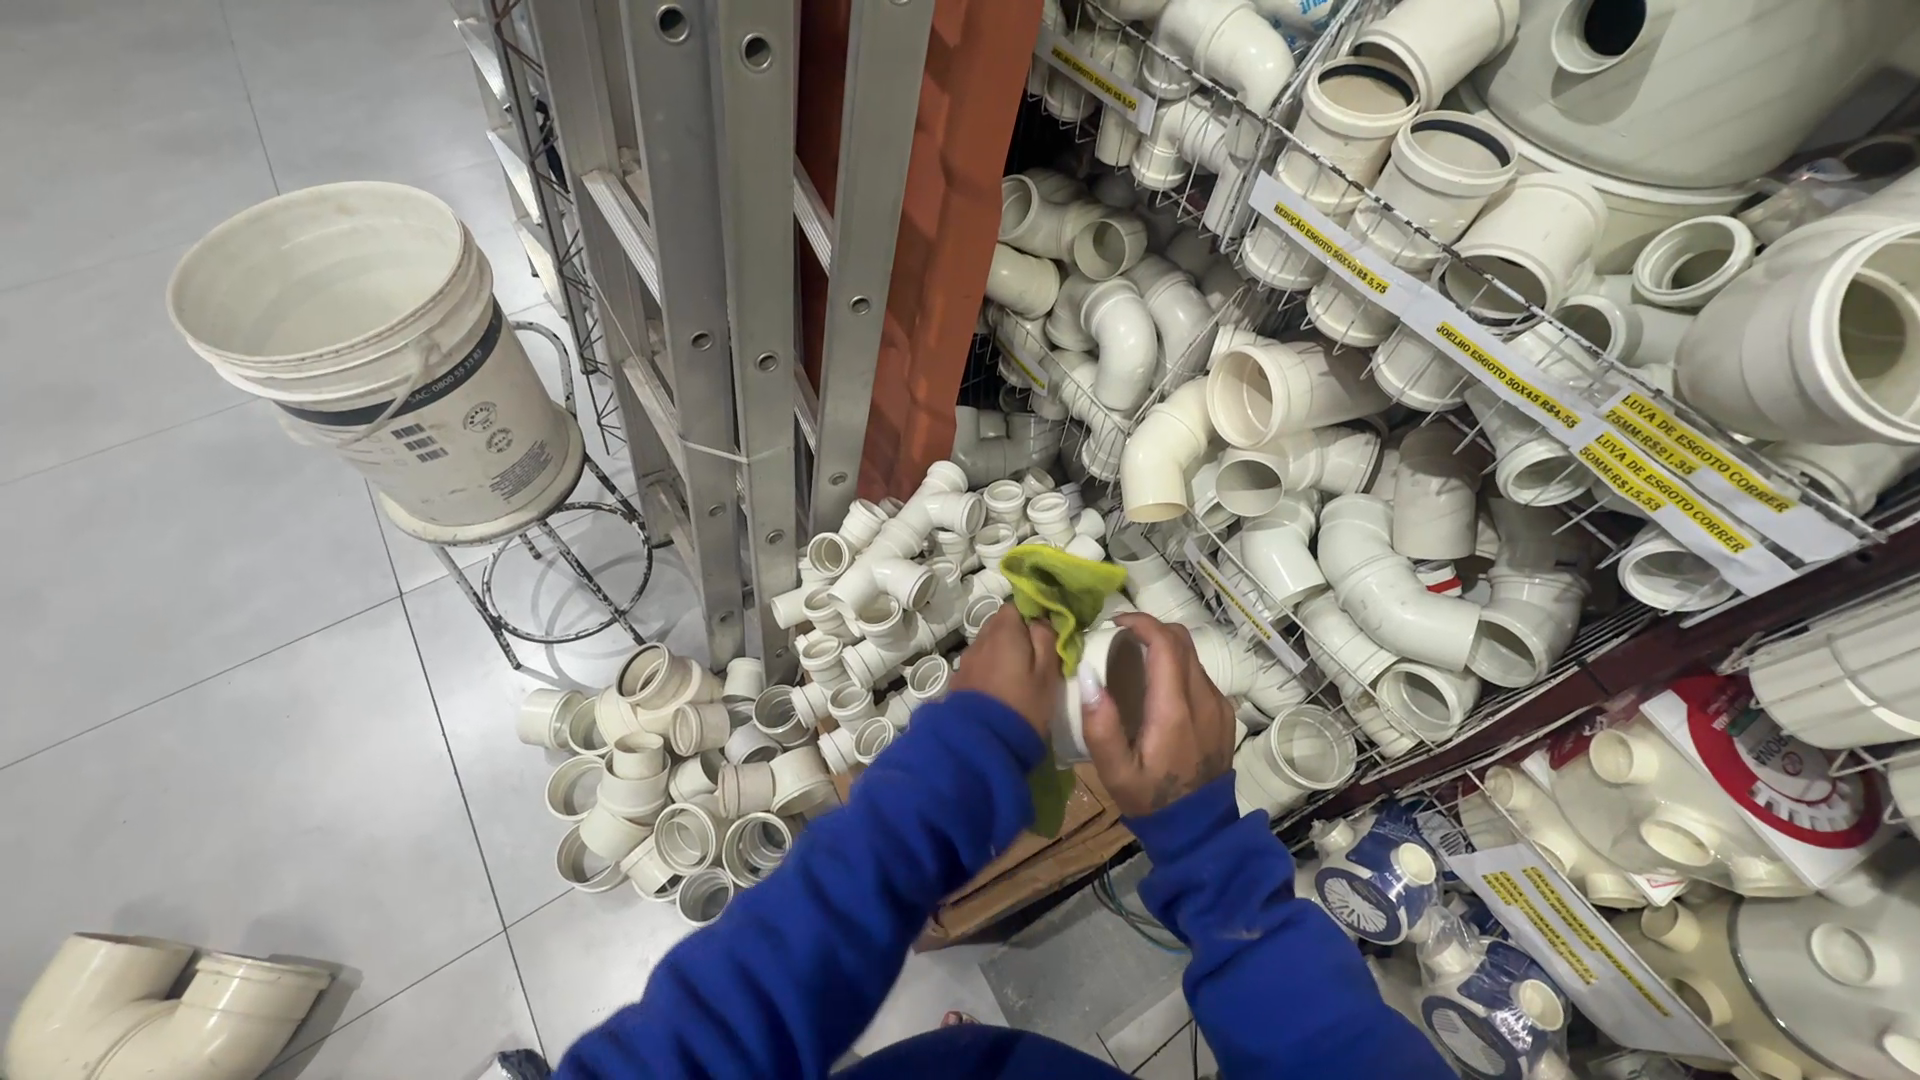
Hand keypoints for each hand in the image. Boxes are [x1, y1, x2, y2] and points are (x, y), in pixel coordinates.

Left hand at [950, 603, 1060, 739]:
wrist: (981, 742)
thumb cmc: (1023, 705)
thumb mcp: (1047, 672)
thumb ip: (1047, 639)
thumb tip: (1042, 618)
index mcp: (1004, 630)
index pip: (1017, 605)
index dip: (1034, 615)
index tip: (1047, 634)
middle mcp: (981, 638)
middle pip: (1001, 624)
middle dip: (1018, 635)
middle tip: (1037, 656)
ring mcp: (967, 659)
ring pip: (990, 644)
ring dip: (1004, 652)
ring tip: (1020, 675)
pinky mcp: (960, 679)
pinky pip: (980, 663)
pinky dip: (991, 668)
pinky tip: (1002, 687)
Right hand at [1081, 613, 1234, 816]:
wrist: (1199, 830)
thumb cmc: (1151, 799)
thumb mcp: (1115, 771)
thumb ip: (1100, 725)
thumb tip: (1089, 676)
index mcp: (1174, 709)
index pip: (1166, 644)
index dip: (1142, 623)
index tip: (1116, 623)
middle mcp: (1203, 698)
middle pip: (1182, 641)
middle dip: (1152, 629)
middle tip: (1121, 639)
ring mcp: (1218, 705)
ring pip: (1193, 656)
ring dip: (1165, 647)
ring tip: (1135, 661)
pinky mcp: (1224, 714)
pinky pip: (1200, 675)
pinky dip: (1177, 666)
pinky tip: (1157, 688)